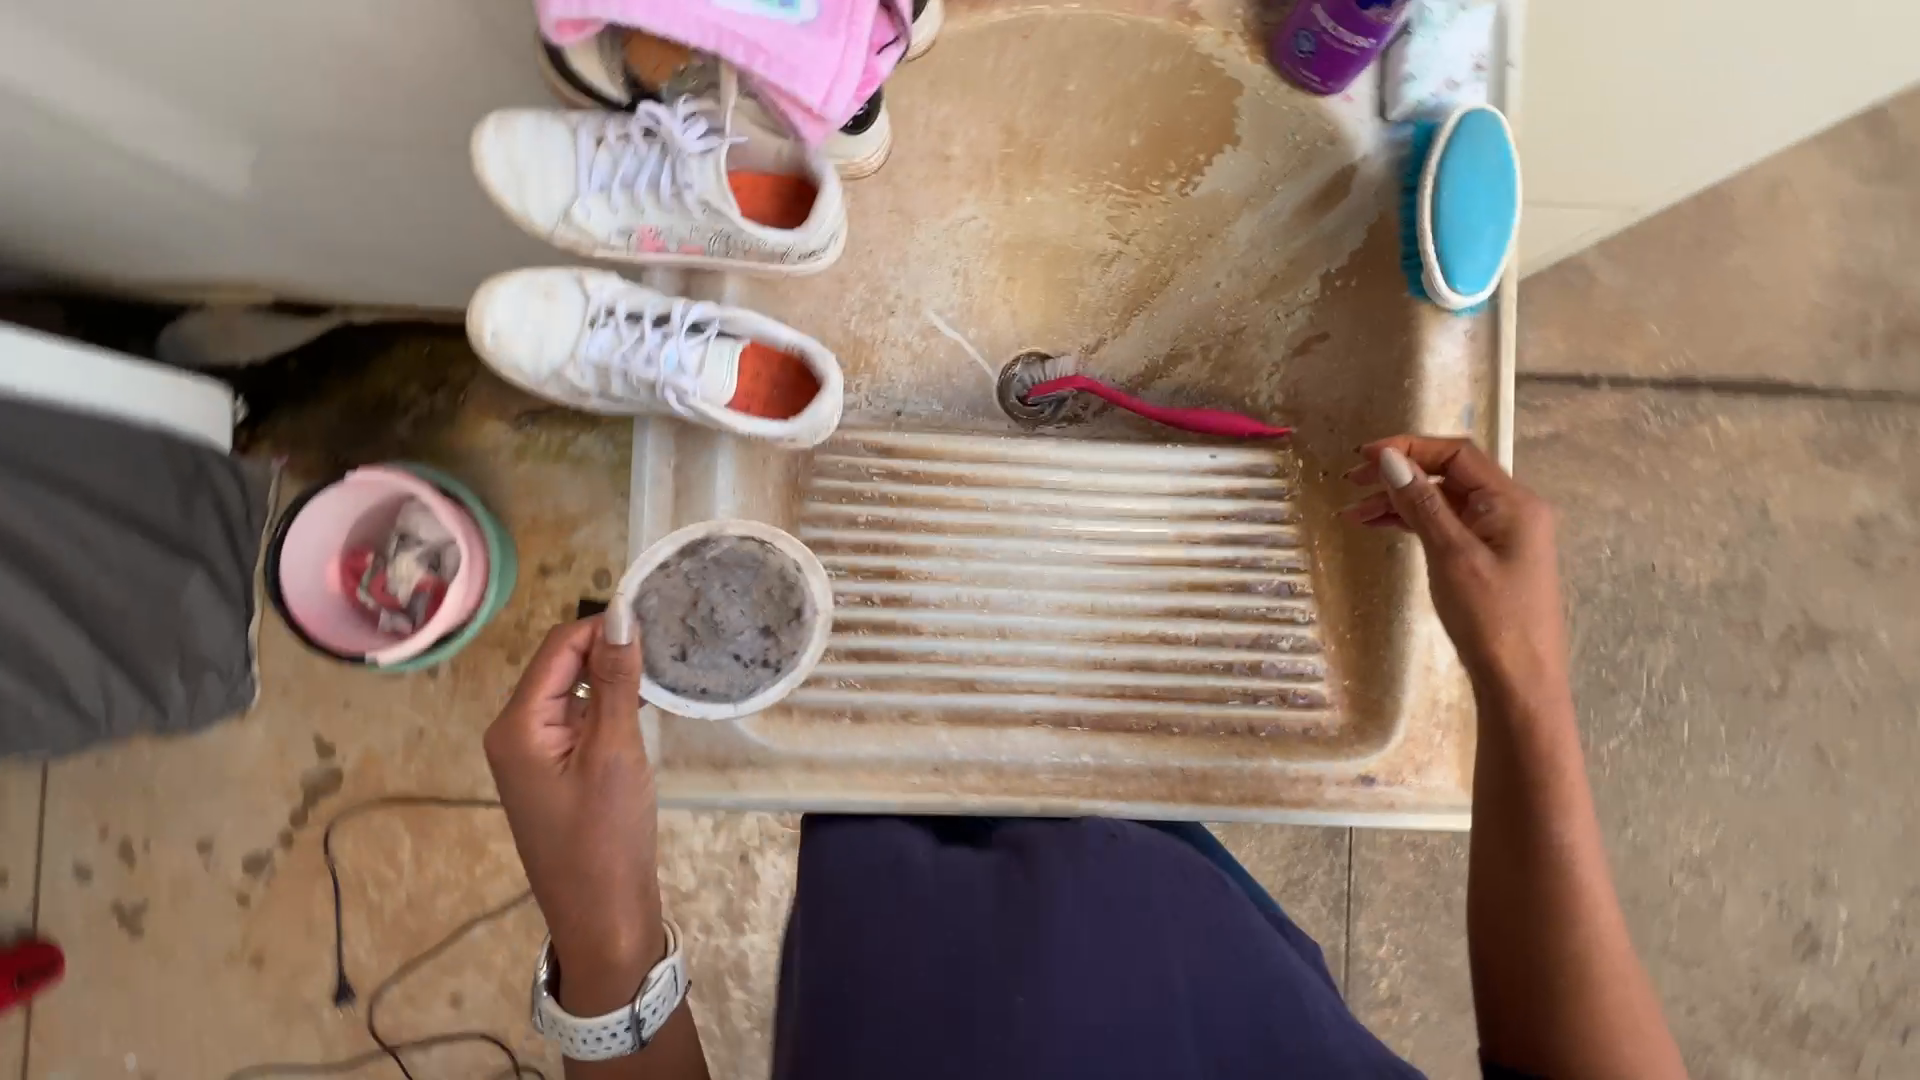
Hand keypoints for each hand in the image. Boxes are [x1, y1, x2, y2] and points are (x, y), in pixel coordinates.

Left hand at [484, 608, 663, 1012]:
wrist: (603, 916)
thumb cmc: (606, 835)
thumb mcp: (615, 752)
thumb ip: (614, 681)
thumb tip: (620, 615)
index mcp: (517, 724)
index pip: (559, 647)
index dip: (604, 625)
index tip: (660, 616)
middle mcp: (517, 731)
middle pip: (562, 664)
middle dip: (610, 648)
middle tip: (669, 640)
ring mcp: (536, 752)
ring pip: (574, 689)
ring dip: (613, 674)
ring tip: (664, 665)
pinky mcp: (558, 768)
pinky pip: (581, 717)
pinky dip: (611, 703)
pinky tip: (646, 702)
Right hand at [1339, 436, 1567, 701]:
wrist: (1519, 680)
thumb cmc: (1490, 617)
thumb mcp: (1450, 555)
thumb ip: (1420, 504)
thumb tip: (1389, 460)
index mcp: (1511, 501)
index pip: (1456, 454)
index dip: (1409, 448)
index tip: (1363, 457)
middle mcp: (1509, 509)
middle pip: (1447, 474)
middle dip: (1398, 474)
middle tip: (1350, 483)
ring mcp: (1498, 533)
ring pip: (1441, 501)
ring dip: (1398, 501)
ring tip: (1353, 513)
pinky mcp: (1486, 556)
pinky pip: (1443, 524)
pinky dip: (1410, 522)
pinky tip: (1380, 527)